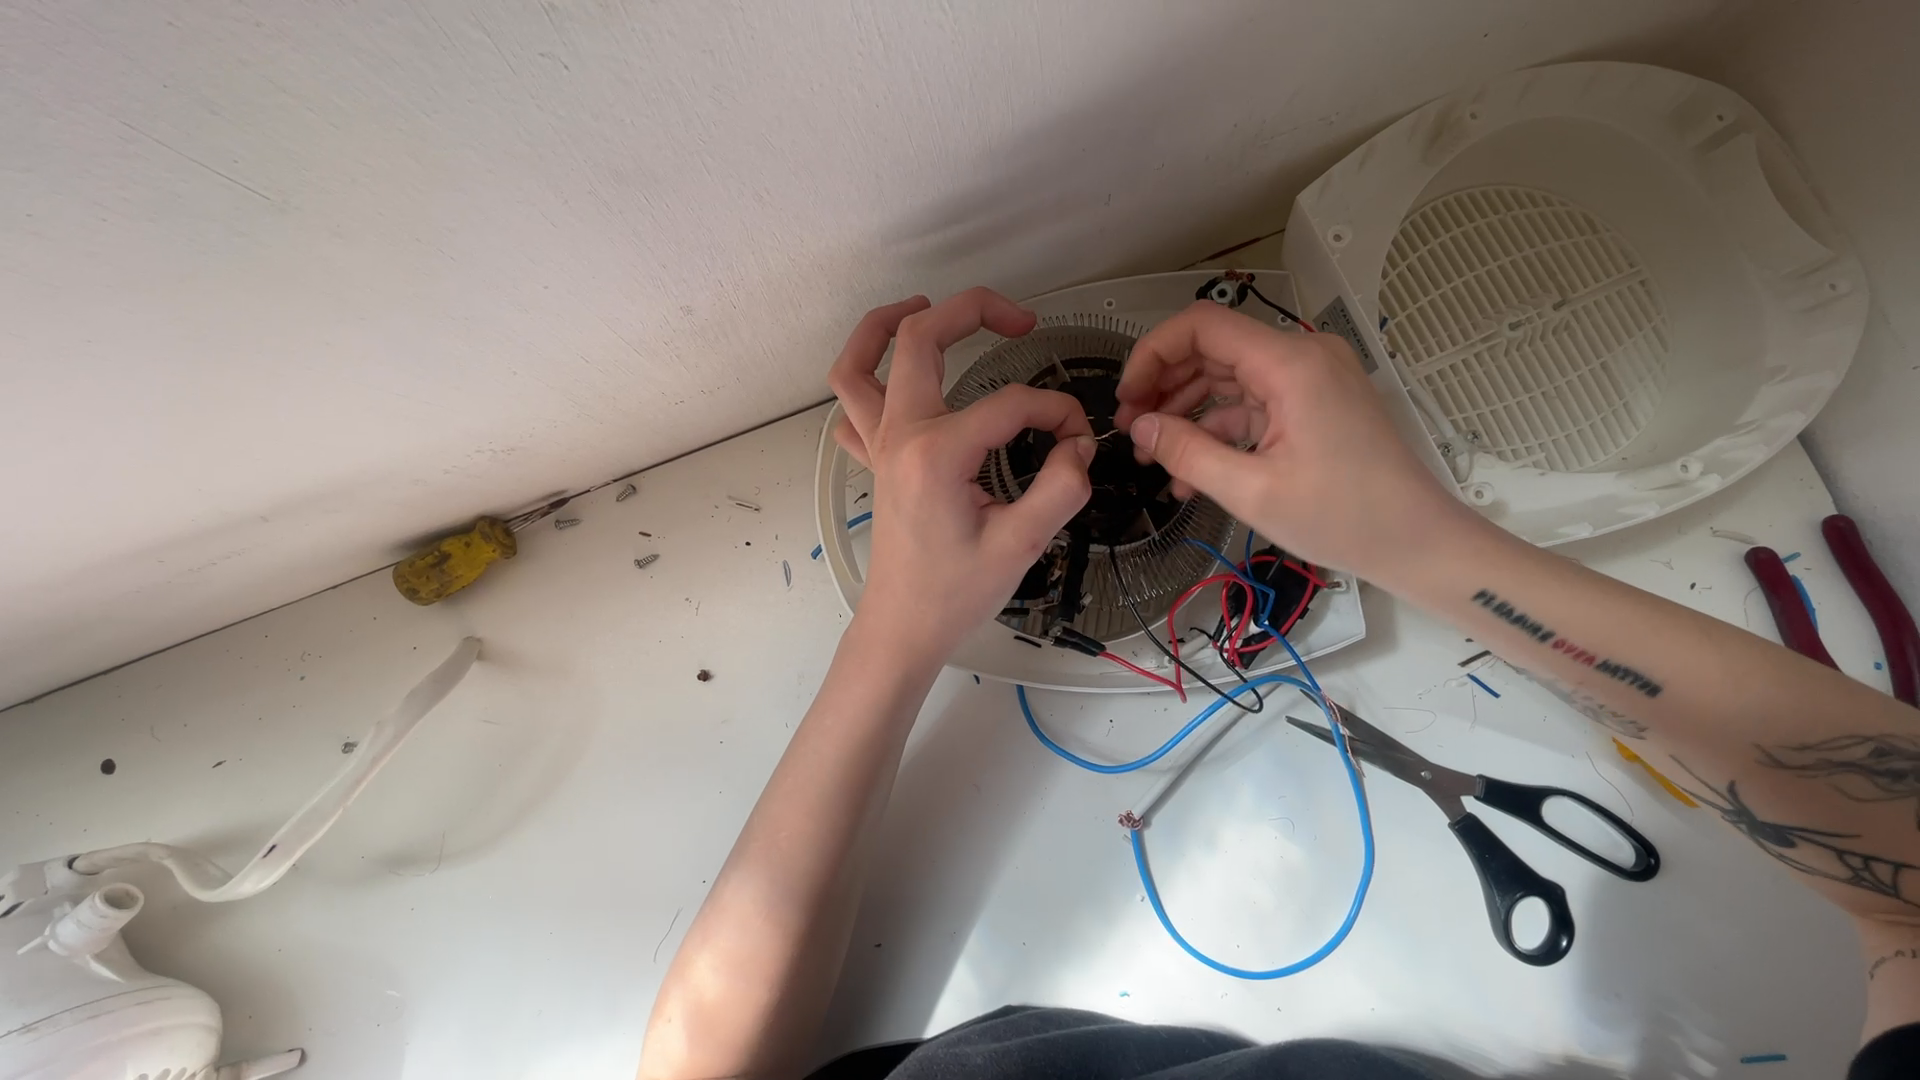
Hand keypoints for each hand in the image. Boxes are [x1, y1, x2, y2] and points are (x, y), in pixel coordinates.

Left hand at [829, 288, 1095, 664]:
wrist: (903, 629)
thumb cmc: (954, 594)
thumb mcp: (1022, 545)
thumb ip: (1061, 487)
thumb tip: (1078, 448)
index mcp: (937, 453)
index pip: (1012, 404)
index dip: (1057, 414)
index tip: (1079, 442)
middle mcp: (901, 436)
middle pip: (920, 340)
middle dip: (972, 310)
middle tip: (1019, 317)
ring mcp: (880, 447)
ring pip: (859, 366)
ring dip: (885, 326)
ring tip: (925, 307)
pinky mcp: (876, 463)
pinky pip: (852, 409)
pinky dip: (866, 380)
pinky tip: (894, 379)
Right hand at [1115, 301, 1475, 586]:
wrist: (1417, 542)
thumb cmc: (1343, 517)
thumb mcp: (1251, 490)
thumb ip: (1187, 451)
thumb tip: (1140, 427)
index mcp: (1290, 364)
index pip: (1202, 326)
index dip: (1153, 354)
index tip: (1127, 398)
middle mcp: (1302, 357)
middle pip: (1213, 349)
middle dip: (1163, 386)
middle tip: (1131, 430)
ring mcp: (1310, 379)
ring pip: (1228, 377)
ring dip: (1186, 411)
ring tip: (1153, 455)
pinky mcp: (1313, 403)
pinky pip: (1252, 403)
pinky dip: (1217, 429)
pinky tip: (1189, 470)